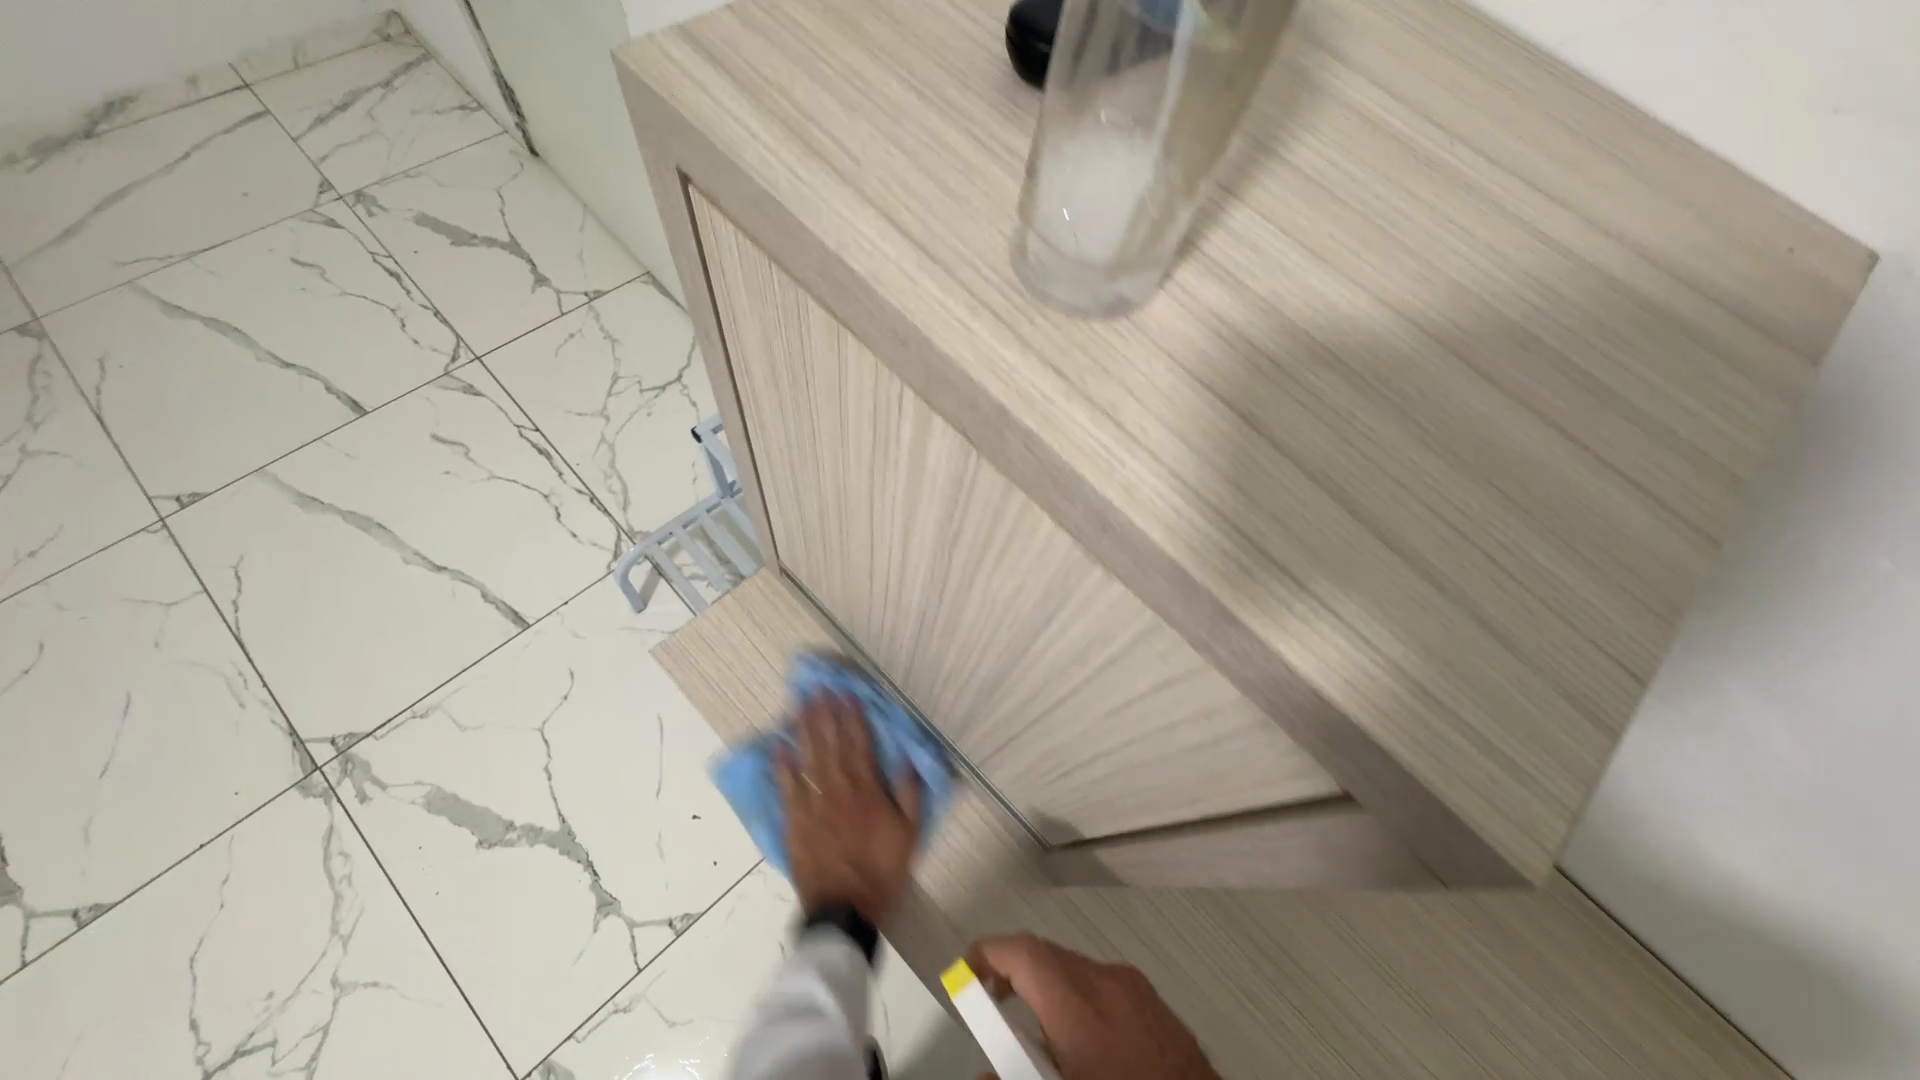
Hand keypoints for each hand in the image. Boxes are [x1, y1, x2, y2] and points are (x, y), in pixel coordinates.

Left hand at [778, 692, 922, 923]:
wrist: (844, 907)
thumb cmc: (881, 870)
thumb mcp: (909, 834)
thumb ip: (909, 794)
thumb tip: (906, 759)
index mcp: (867, 790)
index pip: (859, 744)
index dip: (853, 718)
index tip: (847, 694)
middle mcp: (838, 790)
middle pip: (831, 744)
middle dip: (825, 714)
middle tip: (819, 689)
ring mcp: (813, 804)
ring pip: (808, 758)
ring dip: (805, 729)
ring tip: (801, 705)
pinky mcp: (794, 821)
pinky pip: (787, 787)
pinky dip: (782, 765)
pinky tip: (778, 745)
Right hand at [967, 935, 1218, 1079]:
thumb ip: (1012, 1078)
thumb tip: (983, 1074)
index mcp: (1080, 1006)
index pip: (1024, 954)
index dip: (986, 954)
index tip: (962, 974)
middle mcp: (1108, 983)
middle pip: (1046, 955)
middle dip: (1011, 972)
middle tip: (986, 1002)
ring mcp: (1137, 990)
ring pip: (1075, 967)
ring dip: (1044, 985)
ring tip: (1029, 1029)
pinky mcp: (1156, 1004)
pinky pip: (1102, 983)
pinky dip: (1076, 996)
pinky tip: (1075, 1038)